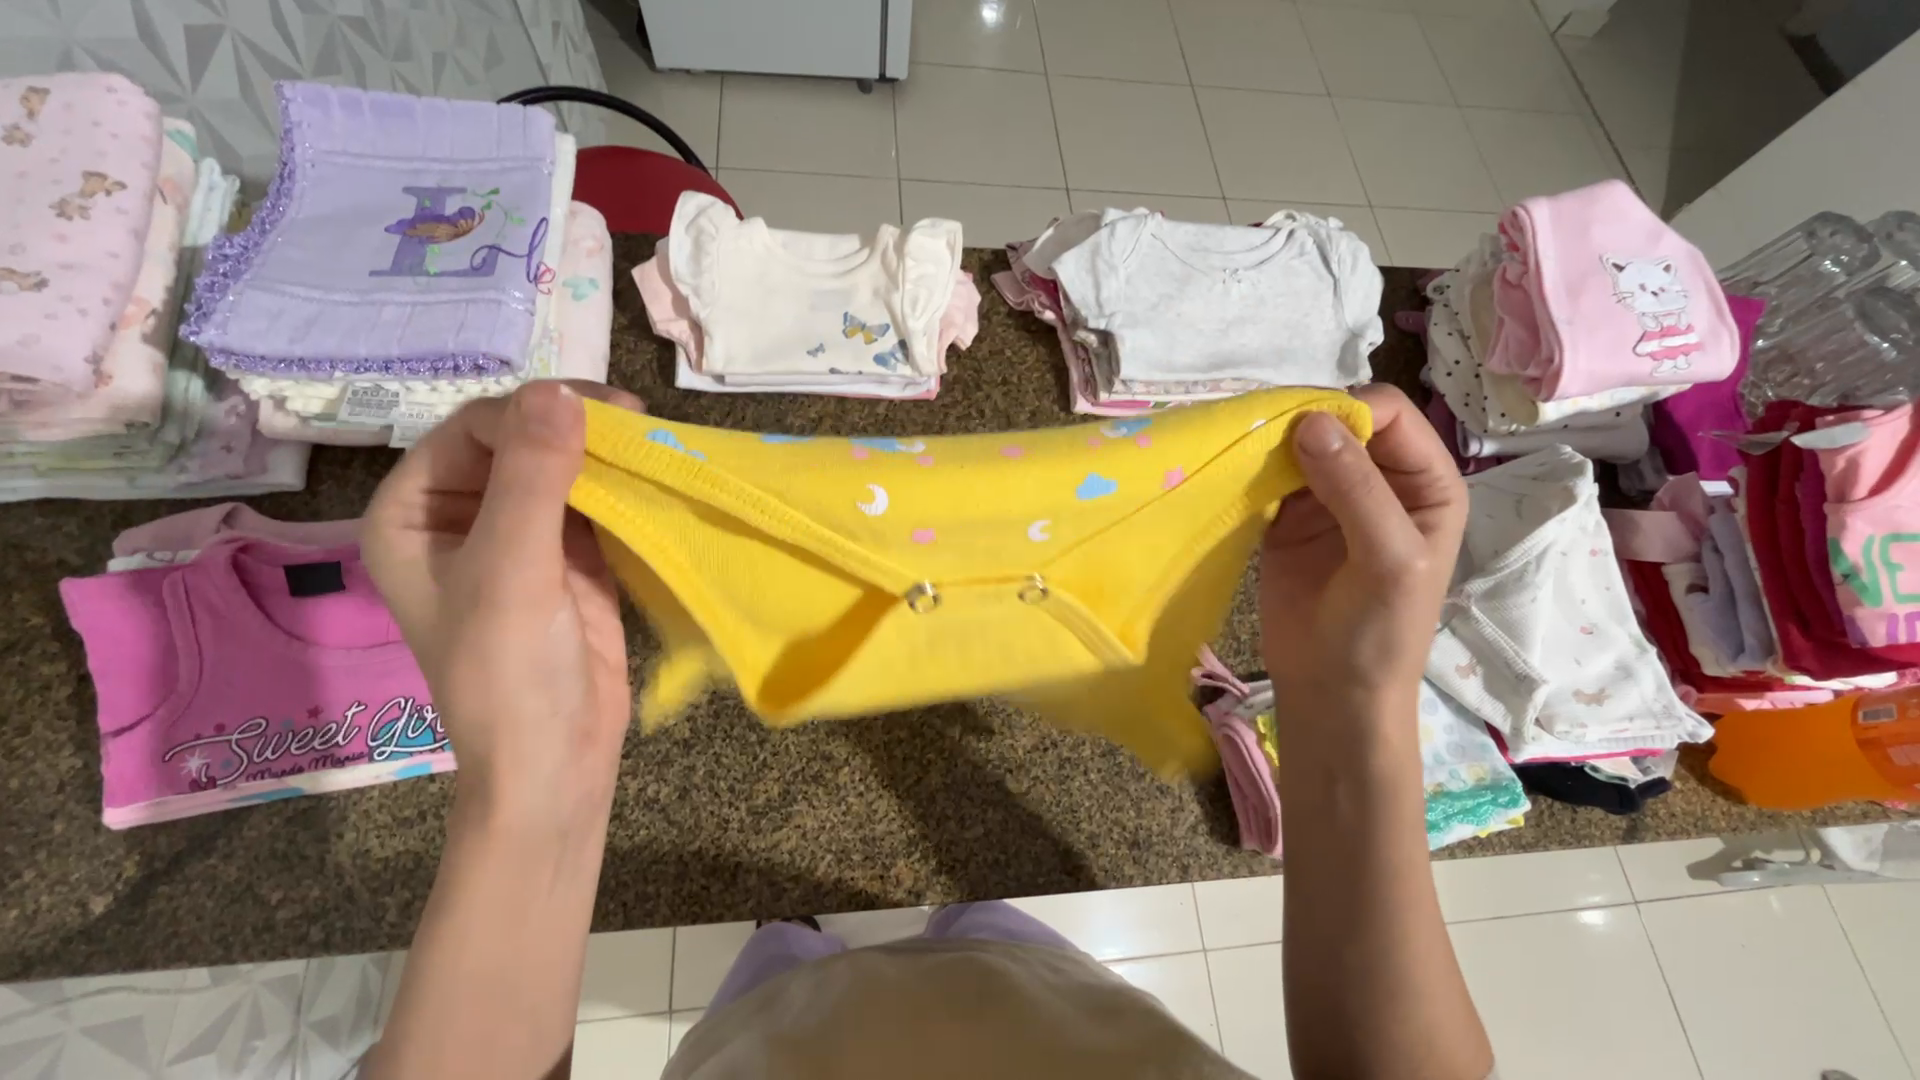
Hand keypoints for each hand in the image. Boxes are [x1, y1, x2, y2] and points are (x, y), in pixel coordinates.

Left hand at [363, 381, 645, 824]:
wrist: (558, 759)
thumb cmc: (510, 672)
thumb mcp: (512, 571)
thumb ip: (532, 479)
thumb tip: (559, 391)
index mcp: (415, 512)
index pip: (474, 430)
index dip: (534, 412)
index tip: (607, 413)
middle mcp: (463, 515)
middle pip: (521, 441)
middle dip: (575, 427)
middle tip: (639, 421)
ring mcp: (522, 537)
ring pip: (564, 468)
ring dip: (606, 454)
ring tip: (655, 443)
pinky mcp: (572, 558)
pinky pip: (596, 504)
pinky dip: (625, 488)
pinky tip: (656, 477)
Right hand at [1259, 384, 1466, 725]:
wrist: (1330, 690)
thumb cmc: (1379, 632)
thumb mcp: (1387, 559)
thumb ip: (1356, 488)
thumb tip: (1310, 420)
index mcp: (1425, 482)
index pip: (1389, 414)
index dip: (1348, 412)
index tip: (1299, 434)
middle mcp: (1379, 480)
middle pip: (1340, 421)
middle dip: (1302, 423)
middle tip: (1259, 441)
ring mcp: (1329, 497)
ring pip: (1298, 444)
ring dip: (1269, 445)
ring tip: (1240, 459)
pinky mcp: (1286, 517)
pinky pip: (1267, 476)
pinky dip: (1248, 471)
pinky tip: (1231, 479)